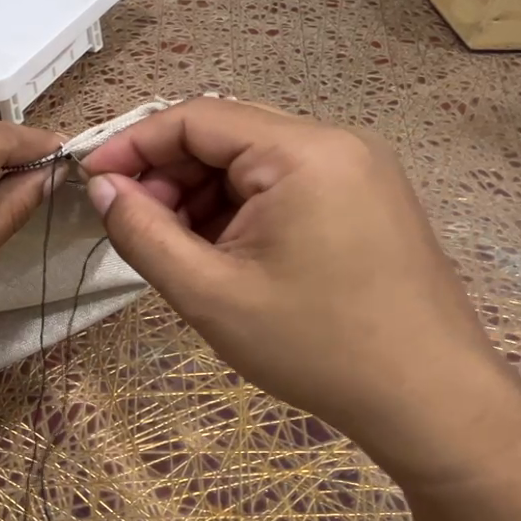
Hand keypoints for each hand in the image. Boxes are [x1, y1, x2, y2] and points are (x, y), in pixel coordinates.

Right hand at [80, 99, 509, 455]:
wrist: (431, 402)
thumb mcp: (206, 291)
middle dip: (163, 173)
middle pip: (221, 134)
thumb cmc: (314, 345)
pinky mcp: (360, 199)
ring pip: (244, 161)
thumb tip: (100, 188)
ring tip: (171, 247)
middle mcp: (335, 145)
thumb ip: (140, 231)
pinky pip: (274, 183)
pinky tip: (214, 252)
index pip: (195, 118)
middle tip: (130, 223)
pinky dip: (230, 208)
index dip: (131, 144)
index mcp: (304, 153)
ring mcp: (355, 171)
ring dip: (193, 194)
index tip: (88, 180)